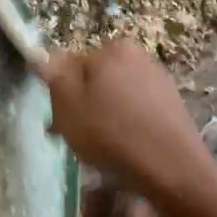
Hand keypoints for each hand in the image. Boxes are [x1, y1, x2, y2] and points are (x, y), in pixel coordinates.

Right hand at [37, 41, 216, 207]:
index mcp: (112, 48)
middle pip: (96, 80)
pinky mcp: (173, 105)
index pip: (72, 66)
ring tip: (101, 149)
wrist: (171, 167)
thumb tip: (44, 57)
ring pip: (117, 96)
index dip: (60, 94)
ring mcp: (159, 80)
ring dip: (105, 116)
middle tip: (76, 138)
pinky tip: (125, 149)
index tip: (58, 121)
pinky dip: (127, 125)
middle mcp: (139, 56)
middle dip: (84, 105)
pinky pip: (138, 111)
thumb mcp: (67, 104)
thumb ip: (54, 75)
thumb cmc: (111, 132)